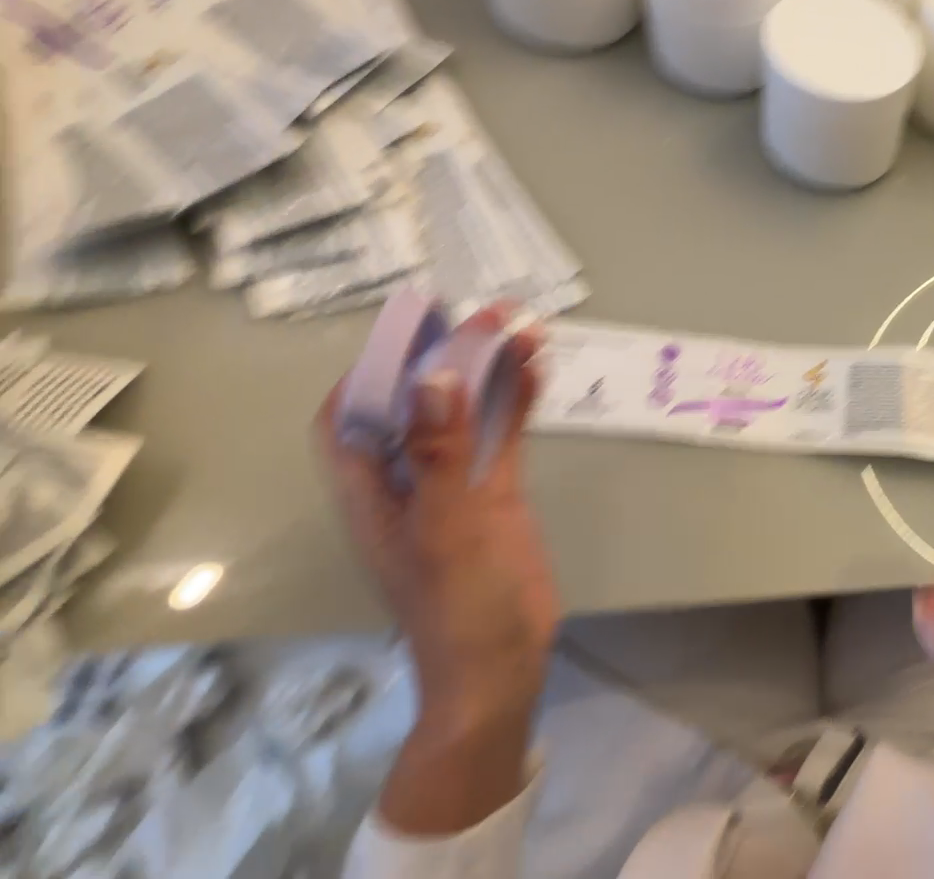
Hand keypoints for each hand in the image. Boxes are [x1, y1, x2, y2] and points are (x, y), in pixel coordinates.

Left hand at [315, 302, 555, 833]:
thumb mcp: (449, 525)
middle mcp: (407, 481)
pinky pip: (503, 440)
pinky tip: (536, 373)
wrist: (503, 663)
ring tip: (522, 329)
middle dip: (445, 358)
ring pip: (466, 416)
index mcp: (372, 491)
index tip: (417, 329)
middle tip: (486, 314)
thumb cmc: (461, 603)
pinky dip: (516, 406)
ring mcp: (454, 488)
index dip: (375, 370)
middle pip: (417, 406)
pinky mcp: (495, 497)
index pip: (352, 417)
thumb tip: (435, 376)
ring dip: (488, 374)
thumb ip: (442, 452)